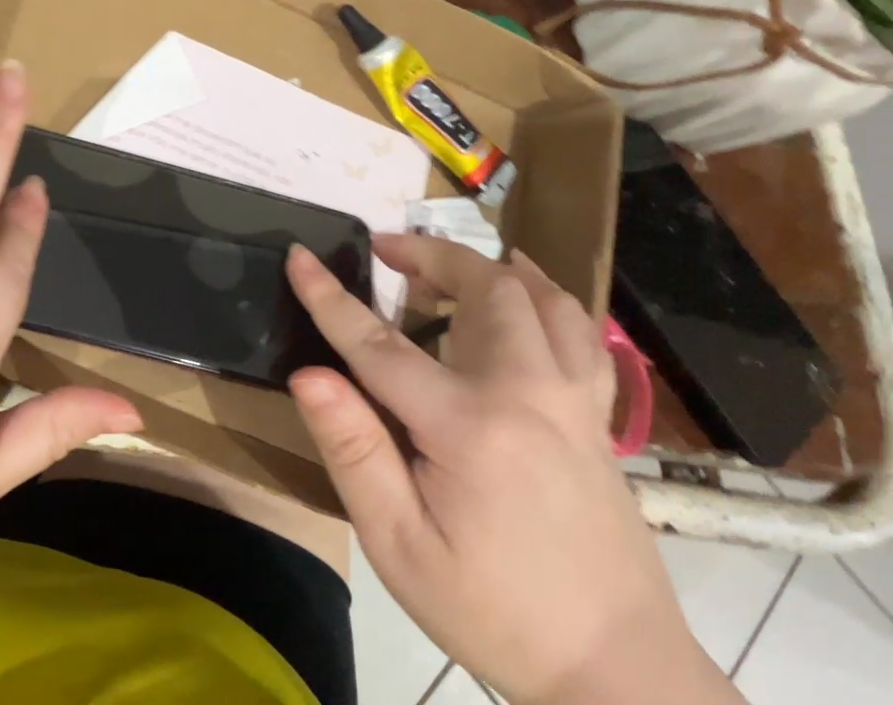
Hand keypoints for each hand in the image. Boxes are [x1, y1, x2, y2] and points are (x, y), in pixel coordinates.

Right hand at [285, 236, 725, 704]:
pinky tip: (526, 296)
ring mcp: (574, 405)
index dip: (330, 297)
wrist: (615, 667)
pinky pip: (580, 334)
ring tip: (444, 265)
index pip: (380, 343)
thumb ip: (352, 449)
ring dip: (490, 268)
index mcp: (469, 426)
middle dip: (429, 257)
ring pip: (545, 302)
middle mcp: (528, 396)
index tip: (297, 255)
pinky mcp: (596, 422)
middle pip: (486, 293)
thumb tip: (309, 374)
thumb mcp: (396, 540)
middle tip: (381, 249)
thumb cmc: (488, 607)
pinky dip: (547, 298)